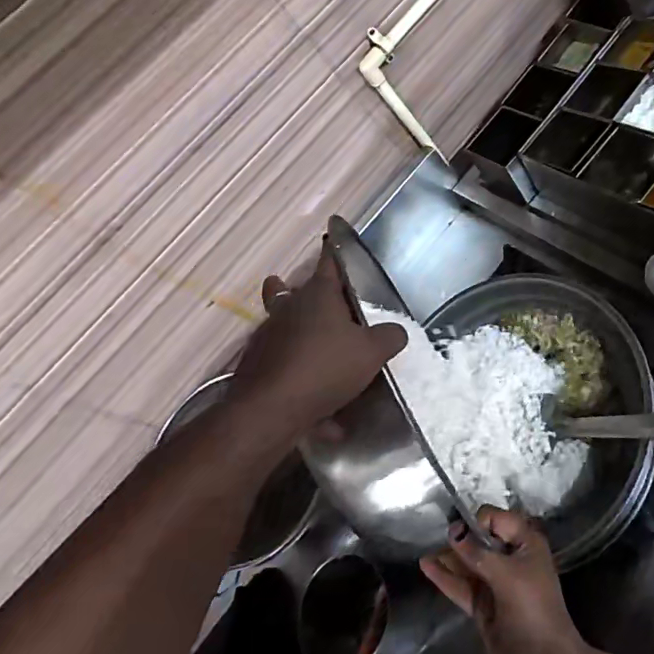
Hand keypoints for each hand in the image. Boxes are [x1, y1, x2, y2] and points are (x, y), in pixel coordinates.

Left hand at [226, 242, 407, 440]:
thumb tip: (396, 331)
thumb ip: (389, 337)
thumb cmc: (325, 367)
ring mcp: (268, 335)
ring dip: (302, 338)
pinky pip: (285, 366)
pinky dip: (301, 381)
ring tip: (325, 358)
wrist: (269, 410)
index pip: (330, 262)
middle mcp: (289, 308)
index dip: (334, 250)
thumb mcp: (372, 352)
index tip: (332, 236)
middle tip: (327, 304)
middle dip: (308, 294)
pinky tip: (324, 417)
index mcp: (318, 295)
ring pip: (284, 327)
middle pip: (293, 290)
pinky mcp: (257, 364)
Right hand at [420, 507, 588, 653]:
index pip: (498, 519)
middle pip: (481, 540)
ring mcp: (496, 584)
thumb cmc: (533, 609)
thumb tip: (453, 530)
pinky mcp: (484, 606)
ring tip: (426, 548)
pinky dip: (445, 576)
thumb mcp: (507, 575)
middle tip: (435, 532)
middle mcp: (511, 560)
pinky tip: (427, 565)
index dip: (478, 521)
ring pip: (469, 564)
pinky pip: (462, 585)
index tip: (458, 528)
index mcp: (526, 545)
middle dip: (460, 537)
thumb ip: (477, 552)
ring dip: (449, 556)